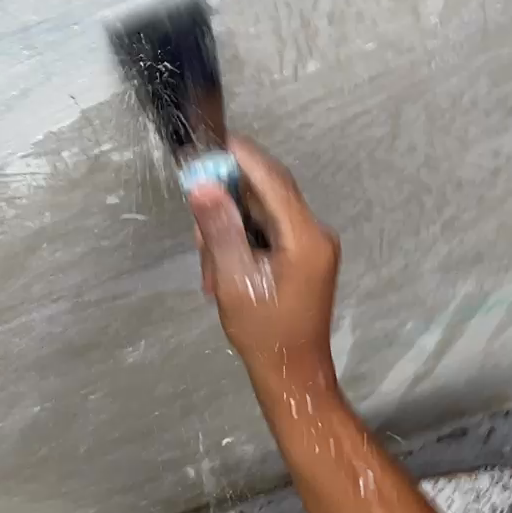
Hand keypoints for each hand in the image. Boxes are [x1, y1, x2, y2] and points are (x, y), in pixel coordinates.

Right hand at [187, 136, 340, 380]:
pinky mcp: (303, 256)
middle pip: (269, 192)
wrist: (291, 373)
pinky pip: (269, 229)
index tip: (213, 139)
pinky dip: (242, 236)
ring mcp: (312, 245)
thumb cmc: (263, 331)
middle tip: (195, 203)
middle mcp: (315, 233)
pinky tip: (220, 260)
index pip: (272, 180)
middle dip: (229, 193)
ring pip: (265, 211)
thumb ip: (219, 230)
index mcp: (305, 236)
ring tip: (207, 253)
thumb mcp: (233, 280)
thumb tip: (202, 185)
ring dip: (231, 221)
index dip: (242, 156)